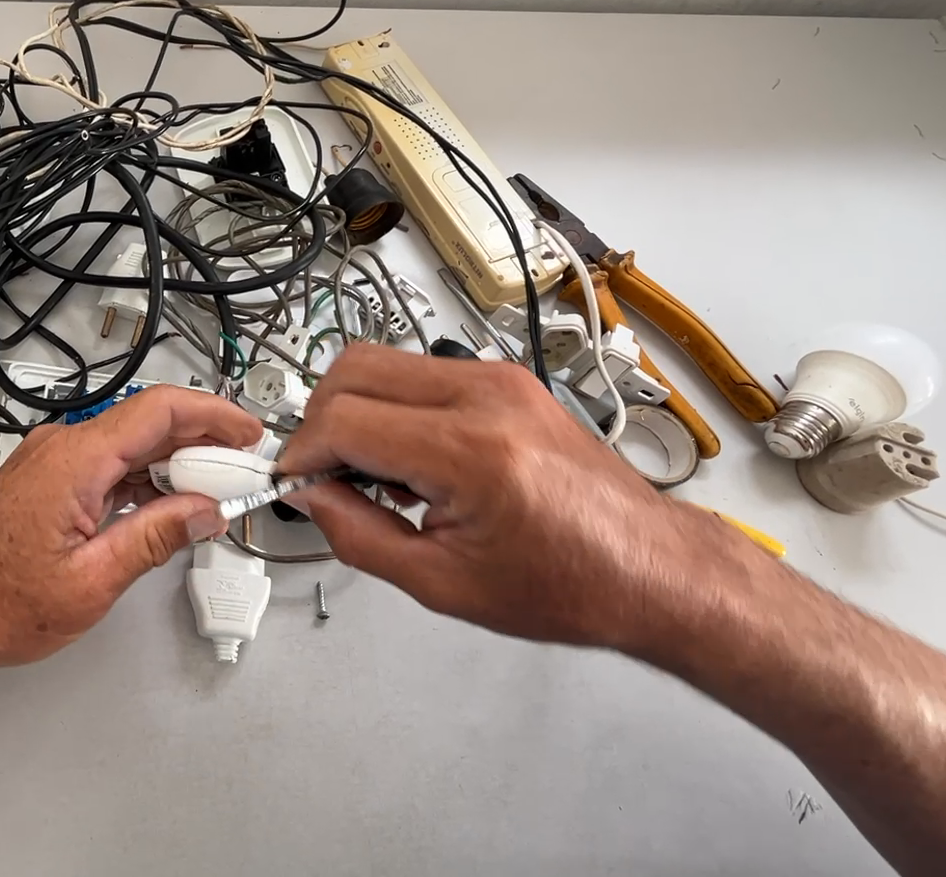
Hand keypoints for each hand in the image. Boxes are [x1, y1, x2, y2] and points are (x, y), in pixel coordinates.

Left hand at [0, 385, 261, 689]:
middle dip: (202, 443)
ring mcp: (51, 463)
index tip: (247, 432)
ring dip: (174, 464)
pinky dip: (144, 479)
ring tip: (212, 495)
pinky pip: (108, 465)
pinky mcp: (48, 480)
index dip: (213, 414)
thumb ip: (155, 538)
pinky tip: (167, 504)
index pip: (158, 410)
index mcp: (73, 462)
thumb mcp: (90, 582)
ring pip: (129, 445)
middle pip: (148, 423)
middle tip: (240, 474)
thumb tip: (204, 511)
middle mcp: (60, 449)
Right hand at [279, 345, 747, 651]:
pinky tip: (406, 456)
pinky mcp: (503, 377)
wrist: (651, 566)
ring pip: (379, 361)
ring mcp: (497, 377)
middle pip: (352, 369)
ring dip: (353, 409)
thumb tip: (308, 493)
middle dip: (318, 421)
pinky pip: (415, 370)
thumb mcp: (441, 583)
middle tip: (324, 475)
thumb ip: (356, 533)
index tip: (294, 482)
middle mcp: (484, 395)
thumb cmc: (567, 585)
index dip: (303, 453)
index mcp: (472, 451)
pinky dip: (387, 404)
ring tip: (372, 471)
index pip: (344, 419)